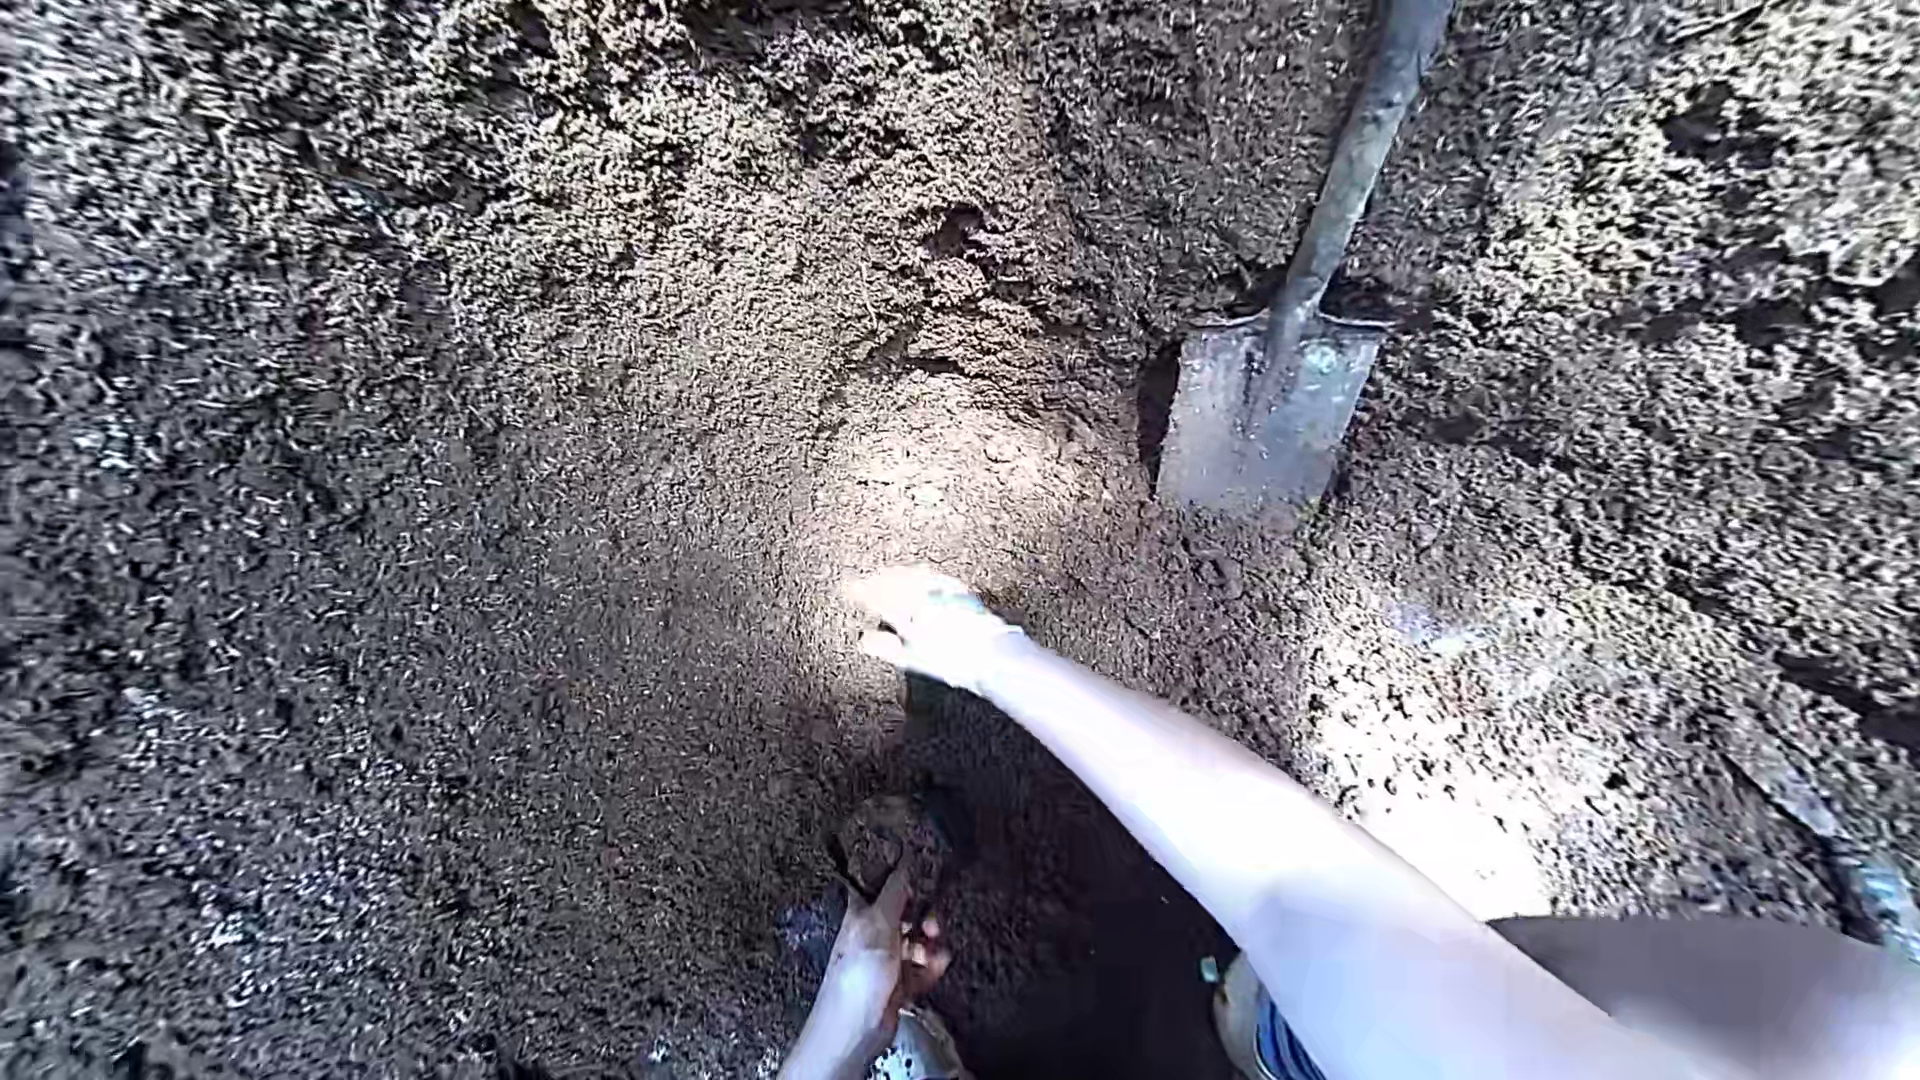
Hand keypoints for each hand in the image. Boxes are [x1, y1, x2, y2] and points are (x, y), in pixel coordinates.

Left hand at [782, 866, 950, 1079]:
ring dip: (931, 943)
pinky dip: (932, 965)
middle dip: (925, 917)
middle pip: (908, 914)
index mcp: (864, 912)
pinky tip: (939, 963)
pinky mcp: (900, 982)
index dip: (907, 884)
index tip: (924, 884)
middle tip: (933, 924)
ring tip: (936, 950)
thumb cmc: (857, 973)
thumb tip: (905, 861)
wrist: (856, 1029)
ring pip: (918, 940)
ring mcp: (888, 958)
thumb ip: (895, 891)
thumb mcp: (878, 921)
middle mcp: (875, 932)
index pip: (888, 888)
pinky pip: (922, 966)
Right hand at [844, 567, 1023, 693]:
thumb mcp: (912, 659)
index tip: (849, 587)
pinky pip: (934, 575)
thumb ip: (886, 647)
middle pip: (893, 583)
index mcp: (907, 615)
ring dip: (897, 574)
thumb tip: (865, 640)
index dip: (860, 592)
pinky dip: (922, 573)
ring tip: (887, 574)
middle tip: (865, 580)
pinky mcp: (958, 589)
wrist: (988, 654)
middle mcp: (922, 598)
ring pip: (912, 576)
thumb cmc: (951, 661)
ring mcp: (940, 591)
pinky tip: (920, 572)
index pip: (876, 598)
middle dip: (876, 581)